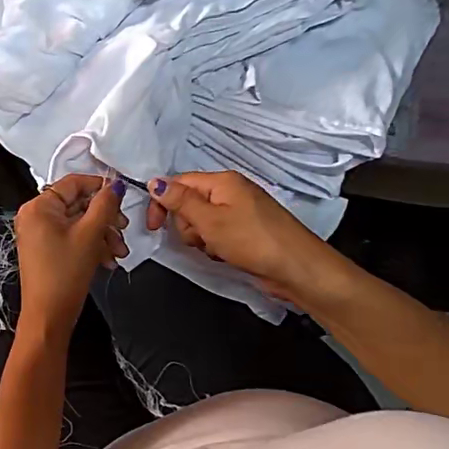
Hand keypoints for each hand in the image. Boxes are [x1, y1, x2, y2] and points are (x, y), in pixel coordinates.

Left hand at [14, 174, 128, 335]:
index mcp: (38, 206)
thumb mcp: (90, 234)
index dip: (100, 187)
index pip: (73, 183)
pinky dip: (91, 246)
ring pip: (79, 224)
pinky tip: (107, 260)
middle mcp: (35, 216)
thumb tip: (115, 185)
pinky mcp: (47, 250)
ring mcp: (40, 234)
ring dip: (102, 235)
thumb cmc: (65, 273)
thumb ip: (105, 205)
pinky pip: (73, 238)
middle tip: (123, 228)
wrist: (50, 315)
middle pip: (78, 204)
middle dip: (104, 219)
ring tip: (118, 252)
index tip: (122, 196)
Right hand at [144, 171, 350, 307]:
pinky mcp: (243, 229)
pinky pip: (215, 232)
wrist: (296, 268)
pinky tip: (224, 253)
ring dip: (200, 237)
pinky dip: (213, 244)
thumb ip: (179, 201)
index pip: (178, 183)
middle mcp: (230, 191)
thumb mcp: (209, 220)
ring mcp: (238, 210)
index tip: (153, 227)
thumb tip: (154, 182)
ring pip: (199, 221)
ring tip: (215, 248)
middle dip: (186, 224)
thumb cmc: (252, 240)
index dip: (162, 203)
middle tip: (200, 238)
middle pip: (187, 202)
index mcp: (221, 181)